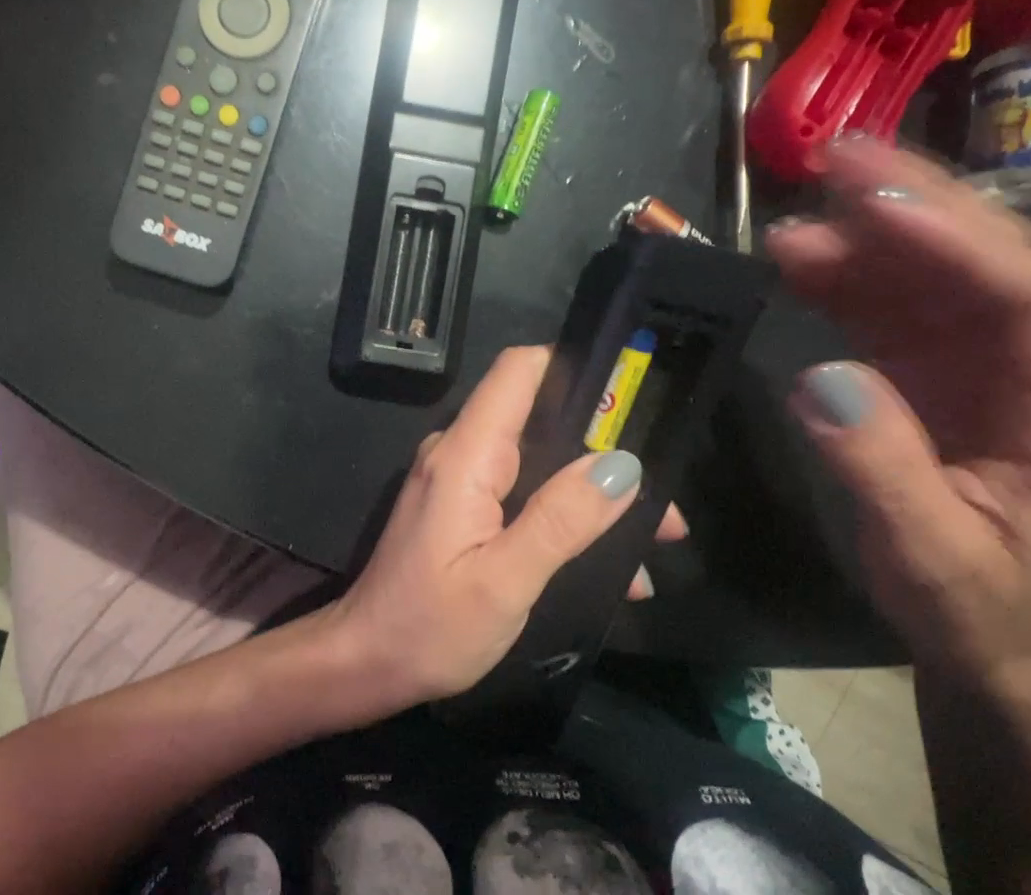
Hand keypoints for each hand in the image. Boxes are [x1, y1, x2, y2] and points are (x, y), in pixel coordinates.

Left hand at [321, 346, 687, 709]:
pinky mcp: (462, 509)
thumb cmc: (429, 628)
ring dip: (595, 494)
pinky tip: (613, 568)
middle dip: (606, 449)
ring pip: (540, 461)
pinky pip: (523, 494)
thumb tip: (622, 464)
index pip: (519, 372)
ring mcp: (459, 481)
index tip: (636, 392)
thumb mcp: (505, 581)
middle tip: (664, 502)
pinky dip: (567, 518)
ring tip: (656, 542)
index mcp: (465, 457)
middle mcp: (459, 454)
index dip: (576, 367)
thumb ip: (561, 519)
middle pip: (540, 416)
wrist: (367, 662)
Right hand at [765, 137, 1030, 682]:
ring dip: (870, 231)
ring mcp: (983, 362)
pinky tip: (795, 259)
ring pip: (938, 270)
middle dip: (921, 202)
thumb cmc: (968, 602)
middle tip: (840, 158)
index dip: (959, 244)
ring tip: (798, 207)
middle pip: (994, 259)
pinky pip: (893, 303)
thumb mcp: (928, 554)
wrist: (976, 630)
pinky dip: (844, 274)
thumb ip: (882, 469)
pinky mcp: (932, 366)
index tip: (875, 207)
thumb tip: (822, 376)